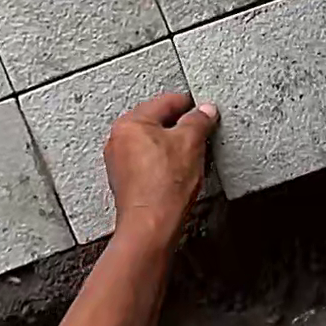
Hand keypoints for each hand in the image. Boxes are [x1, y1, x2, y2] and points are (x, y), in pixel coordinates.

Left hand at [103, 93, 217, 244]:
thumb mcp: (192, 141)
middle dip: (181, 127)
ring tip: (190, 157)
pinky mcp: (126, 180)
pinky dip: (165, 162)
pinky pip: (149, 160)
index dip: (192, 106)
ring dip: (173, 145)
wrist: (152, 224)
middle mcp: (119, 139)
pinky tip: (177, 172)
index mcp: (130, 123)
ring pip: (154, 141)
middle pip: (158, 121)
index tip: (206, 113)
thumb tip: (206, 111)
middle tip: (200, 136)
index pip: (167, 101)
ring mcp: (120, 161)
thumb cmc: (164, 186)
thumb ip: (200, 119)